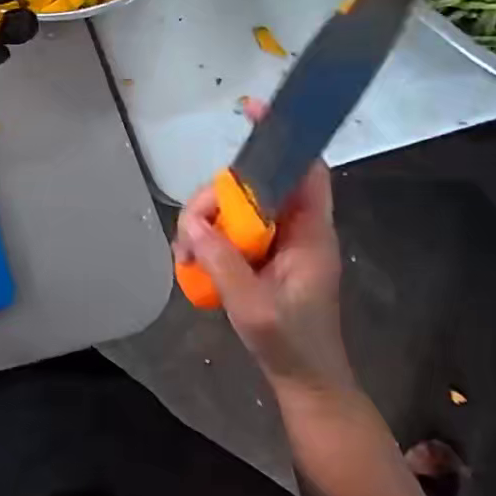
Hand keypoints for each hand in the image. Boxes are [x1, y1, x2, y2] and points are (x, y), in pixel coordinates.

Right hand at [172, 98, 353, 398]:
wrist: (305, 382)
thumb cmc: (291, 346)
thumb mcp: (254, 308)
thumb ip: (224, 264)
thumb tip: (195, 223)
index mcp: (308, 233)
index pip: (303, 171)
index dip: (282, 138)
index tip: (253, 113)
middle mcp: (292, 228)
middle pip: (249, 185)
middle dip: (213, 199)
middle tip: (191, 232)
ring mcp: (274, 240)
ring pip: (232, 205)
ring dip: (203, 222)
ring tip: (186, 255)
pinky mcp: (257, 253)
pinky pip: (225, 228)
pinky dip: (204, 238)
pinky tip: (191, 260)